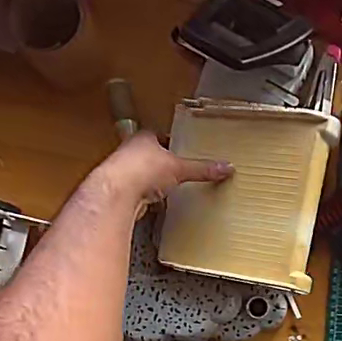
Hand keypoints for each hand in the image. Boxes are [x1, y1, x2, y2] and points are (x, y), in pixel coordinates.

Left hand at [91, 132, 231, 211]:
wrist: (115, 193)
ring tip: (165, 189)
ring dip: (150, 182)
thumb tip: (225, 167)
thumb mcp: (179, 168)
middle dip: (160, 163)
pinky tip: (152, 205)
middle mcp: (129, 152)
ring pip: (140, 175)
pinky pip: (135, 194)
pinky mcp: (119, 193)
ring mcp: (121, 173)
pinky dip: (144, 199)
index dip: (170, 141)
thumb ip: (202, 169)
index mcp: (144, 138)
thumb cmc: (140, 169)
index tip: (181, 147)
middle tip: (175, 169)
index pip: (160, 136)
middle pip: (148, 155)